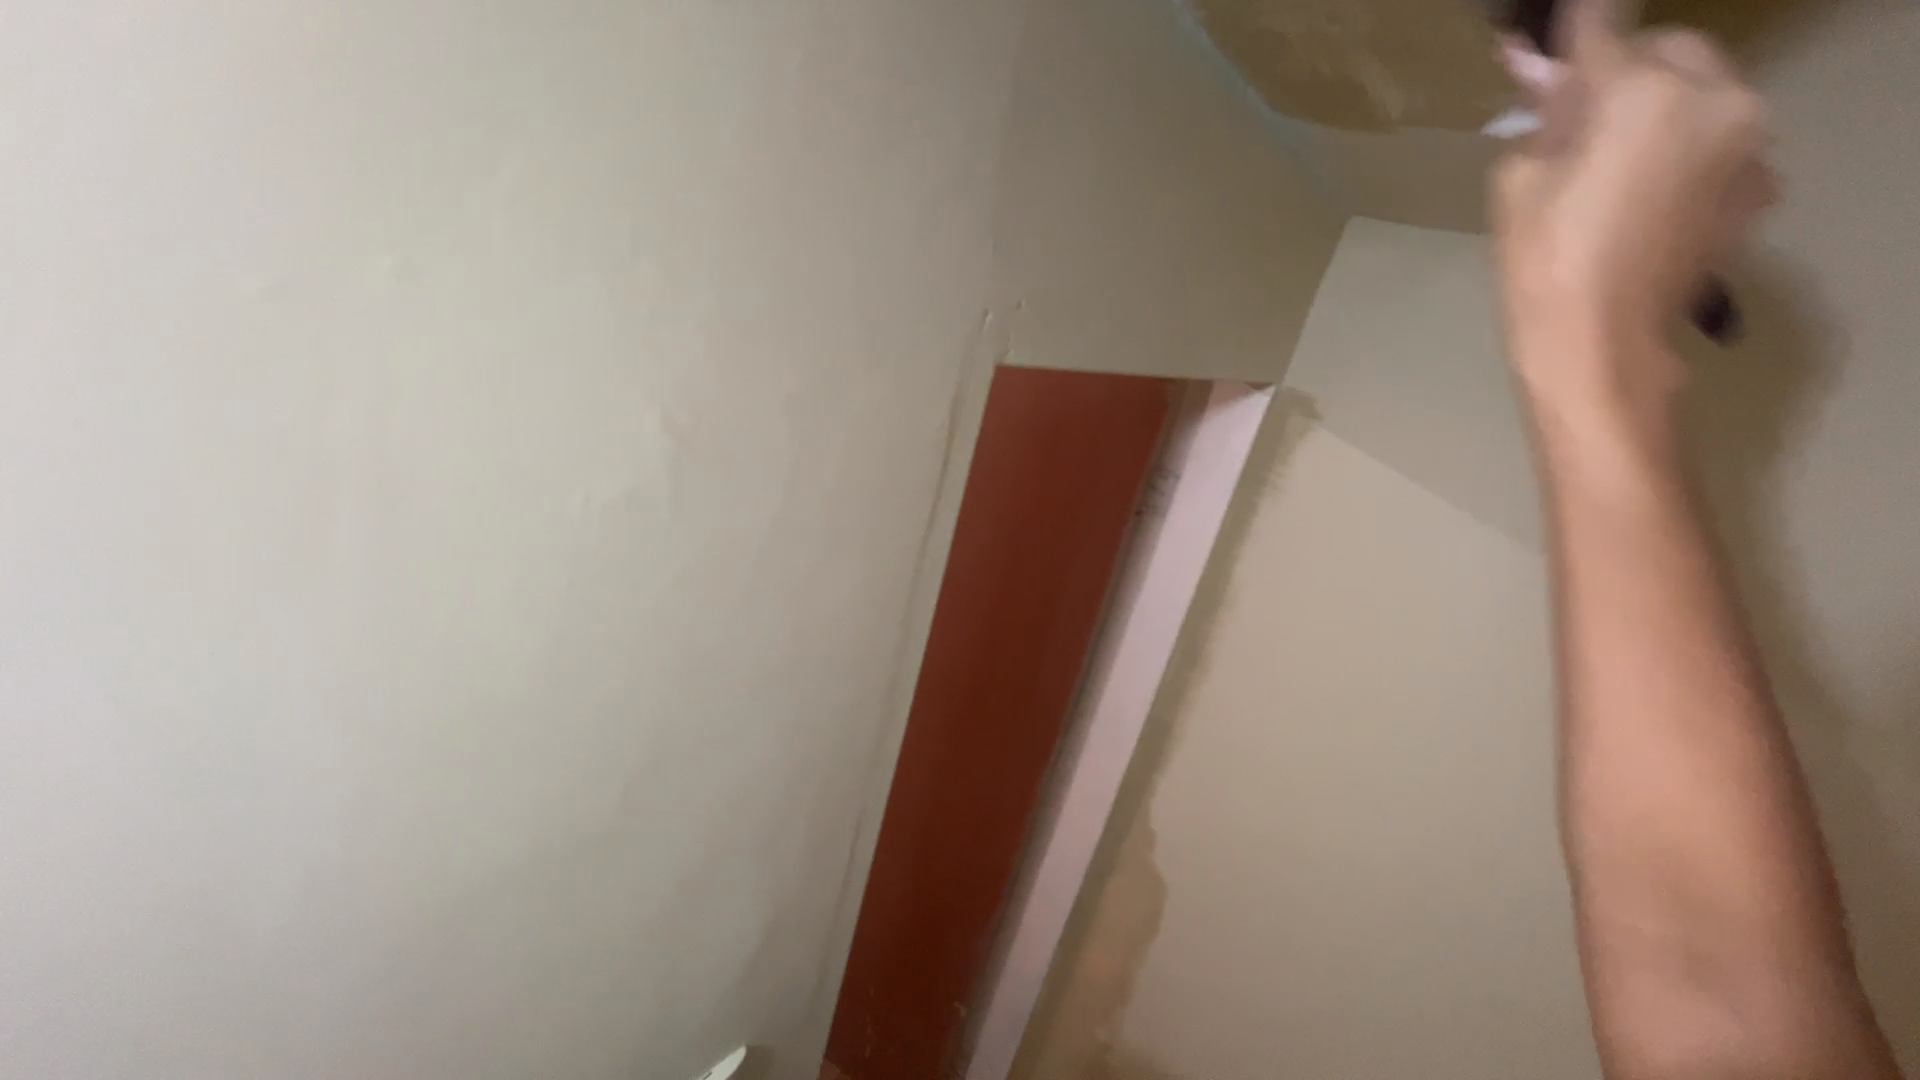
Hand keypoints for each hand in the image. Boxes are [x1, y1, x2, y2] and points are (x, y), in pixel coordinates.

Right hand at [1492, 0, 1775, 422]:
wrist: (1599, 346)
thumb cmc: (1541, 268)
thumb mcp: (1518, 185)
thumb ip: (1544, 116)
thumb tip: (1544, 72)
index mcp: (1645, 94)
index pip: (1601, 32)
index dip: (1568, 32)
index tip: (1544, 31)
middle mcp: (1716, 99)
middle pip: (1668, 50)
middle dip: (1621, 70)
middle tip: (1572, 112)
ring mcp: (1747, 143)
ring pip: (1700, 92)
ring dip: (1654, 106)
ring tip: (1605, 157)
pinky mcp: (1754, 183)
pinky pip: (1716, 140)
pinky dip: (1680, 147)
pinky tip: (1639, 190)